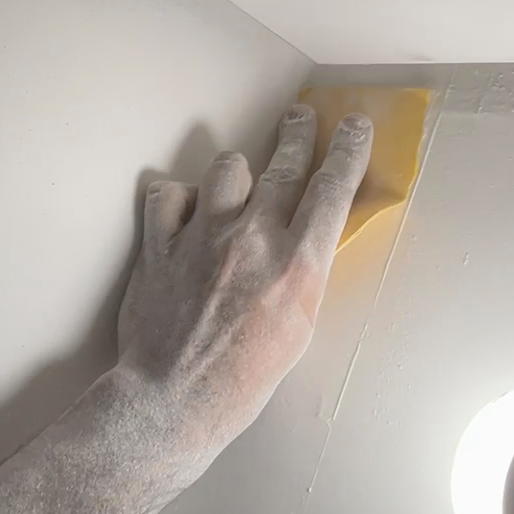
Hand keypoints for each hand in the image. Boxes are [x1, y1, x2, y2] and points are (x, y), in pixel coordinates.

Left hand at [94, 106, 372, 483]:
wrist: (175, 397)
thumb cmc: (244, 377)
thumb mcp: (297, 328)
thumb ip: (300, 272)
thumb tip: (300, 235)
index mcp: (297, 265)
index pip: (333, 189)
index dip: (348, 149)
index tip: (353, 123)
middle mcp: (252, 239)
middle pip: (282, 165)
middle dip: (296, 133)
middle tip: (297, 116)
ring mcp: (201, 237)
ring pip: (224, 167)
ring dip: (232, 172)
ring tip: (230, 186)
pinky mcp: (159, 244)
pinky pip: (166, 193)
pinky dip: (175, 198)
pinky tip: (180, 212)